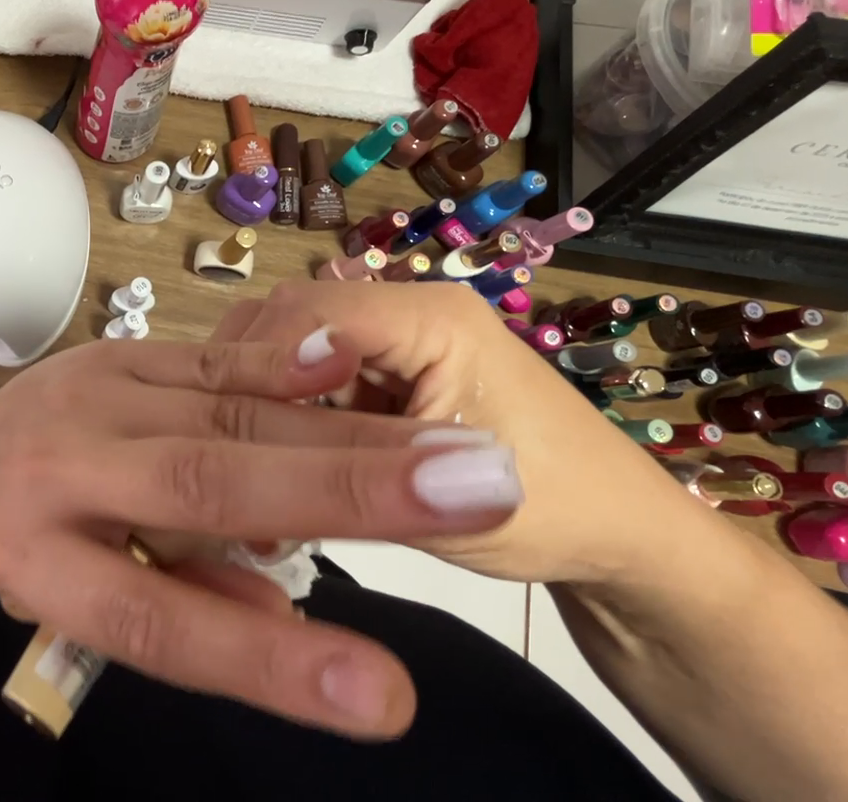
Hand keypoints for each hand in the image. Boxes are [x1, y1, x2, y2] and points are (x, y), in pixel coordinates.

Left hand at [0, 337, 521, 738]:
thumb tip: (301, 632)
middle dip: (339, 493)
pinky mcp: (106, 356)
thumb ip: (188, 609)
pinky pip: (200, 358)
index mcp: (40, 563)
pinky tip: (344, 358)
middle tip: (479, 494)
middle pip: (198, 484)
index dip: (266, 660)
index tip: (384, 695)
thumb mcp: (88, 601)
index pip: (156, 620)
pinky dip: (276, 363)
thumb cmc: (36, 550)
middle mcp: (57, 471)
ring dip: (340, 429)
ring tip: (455, 448)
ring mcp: (83, 397)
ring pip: (219, 412)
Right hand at [211, 280, 709, 584]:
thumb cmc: (555, 514)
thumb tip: (241, 461)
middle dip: (245, 376)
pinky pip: (314, 368)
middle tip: (219, 441)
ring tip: (242, 451)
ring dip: (262, 392)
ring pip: (292, 342)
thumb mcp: (437, 501)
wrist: (628, 537)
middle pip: (288, 317)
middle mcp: (408, 309)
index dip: (253, 364)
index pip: (306, 313)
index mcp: (432, 319)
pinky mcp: (392, 364)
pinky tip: (276, 452)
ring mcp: (398, 335)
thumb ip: (340, 465)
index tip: (221, 427)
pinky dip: (286, 406)